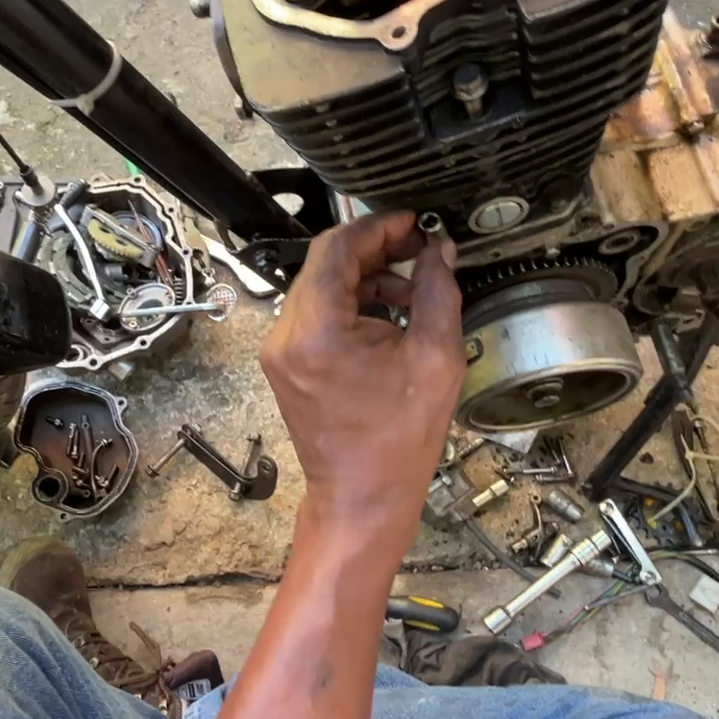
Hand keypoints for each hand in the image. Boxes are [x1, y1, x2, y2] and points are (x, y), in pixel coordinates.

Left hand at [260, 212, 463, 556]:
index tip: (413, 222)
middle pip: (325, 263)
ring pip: (321, 286)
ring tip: (412, 290)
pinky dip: (351, 304)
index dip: (379, 227)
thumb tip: (438, 251)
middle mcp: (285, 335)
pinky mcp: (286, 362)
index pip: (337, 249)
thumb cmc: (396, 441)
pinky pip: (316, 313)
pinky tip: (389, 316)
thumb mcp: (435, 359)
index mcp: (315, 331)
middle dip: (375, 250)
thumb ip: (437, 293)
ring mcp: (280, 350)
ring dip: (366, 277)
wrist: (361, 495)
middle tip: (418, 248)